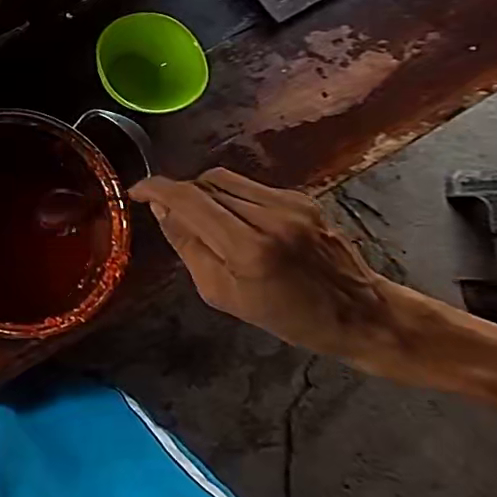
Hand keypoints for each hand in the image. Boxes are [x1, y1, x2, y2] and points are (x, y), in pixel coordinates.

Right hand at [128, 168, 407, 365]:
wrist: (361, 314)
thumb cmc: (287, 317)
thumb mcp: (221, 293)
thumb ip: (187, 245)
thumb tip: (160, 208)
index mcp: (247, 247)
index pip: (188, 198)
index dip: (155, 188)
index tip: (136, 191)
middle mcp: (269, 216)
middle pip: (203, 183)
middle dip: (180, 194)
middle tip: (172, 215)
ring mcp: (289, 203)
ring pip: (223, 179)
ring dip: (203, 193)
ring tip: (206, 219)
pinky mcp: (301, 198)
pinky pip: (248, 186)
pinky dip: (230, 197)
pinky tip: (238, 221)